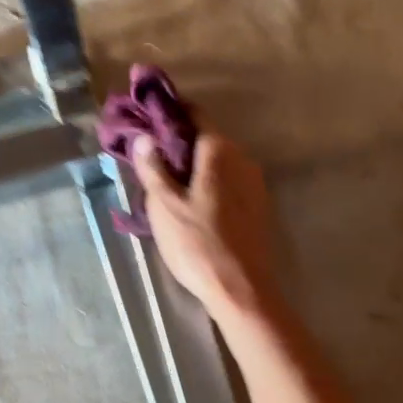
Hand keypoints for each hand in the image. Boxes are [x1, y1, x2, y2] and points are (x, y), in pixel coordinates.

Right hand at [132, 133, 279, 331]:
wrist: (240, 289)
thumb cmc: (198, 244)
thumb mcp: (165, 206)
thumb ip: (153, 168)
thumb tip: (144, 137)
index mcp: (219, 150)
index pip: (194, 115)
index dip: (168, 114)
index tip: (146, 120)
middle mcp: (242, 159)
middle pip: (206, 140)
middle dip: (179, 144)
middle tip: (150, 158)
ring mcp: (254, 184)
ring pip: (218, 165)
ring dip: (194, 168)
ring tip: (167, 184)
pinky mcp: (257, 208)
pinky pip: (228, 185)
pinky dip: (209, 186)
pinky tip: (192, 205)